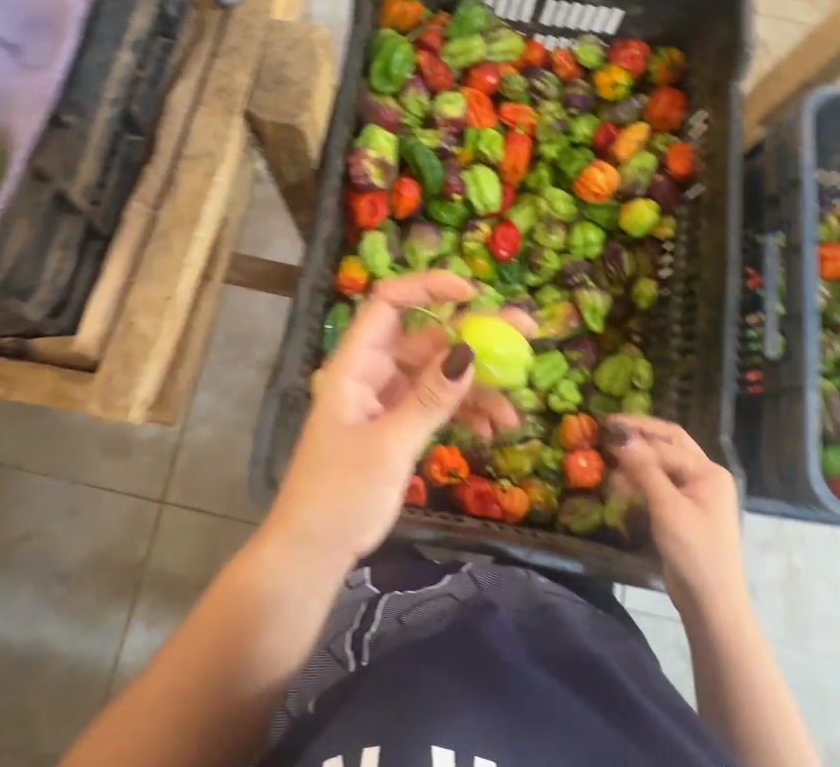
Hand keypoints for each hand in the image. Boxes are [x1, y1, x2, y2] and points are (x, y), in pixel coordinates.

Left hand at [263, 273, 528, 569]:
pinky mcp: (396, 426)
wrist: (313, 550)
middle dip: (474, 337)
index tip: (476, 295)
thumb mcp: (388, 446)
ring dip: (476, 385)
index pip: (389, 304)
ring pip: (437, 374)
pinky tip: (493, 429)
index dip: (429, 288)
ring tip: (513, 409)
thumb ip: (429, 399)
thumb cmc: (339, 495)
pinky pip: (435, 405)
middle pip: (425, 337)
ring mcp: (385, 400)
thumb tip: (469, 351)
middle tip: (526, 336)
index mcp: (354, 365)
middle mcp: (371, 373)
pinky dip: (463, 412)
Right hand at [604, 416, 744, 603]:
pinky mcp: (685, 511)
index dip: (636, 438)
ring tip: (611, 452)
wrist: (710, 599)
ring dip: (640, 456)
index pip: (667, 445)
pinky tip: (622, 479)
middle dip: (641, 434)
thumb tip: (623, 439)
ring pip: (665, 464)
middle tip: (610, 426)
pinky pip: (662, 484)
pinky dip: (642, 477)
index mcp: (708, 472)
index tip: (605, 431)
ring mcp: (697, 495)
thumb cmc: (693, 550)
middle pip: (670, 444)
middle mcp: (706, 477)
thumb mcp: (667, 507)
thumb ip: (645, 469)